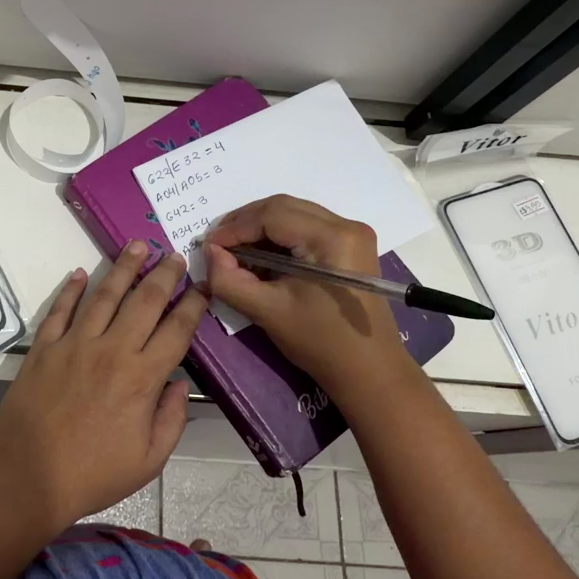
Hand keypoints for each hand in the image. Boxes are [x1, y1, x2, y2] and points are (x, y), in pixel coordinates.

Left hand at [0, 240, 206, 533]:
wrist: (28, 476)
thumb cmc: (94, 475)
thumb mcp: (149, 460)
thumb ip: (171, 419)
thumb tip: (179, 384)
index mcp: (142, 378)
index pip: (176, 330)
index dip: (193, 305)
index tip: (203, 286)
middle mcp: (111, 350)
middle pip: (144, 301)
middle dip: (164, 275)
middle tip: (175, 255)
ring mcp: (74, 345)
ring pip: (104, 296)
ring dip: (123, 268)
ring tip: (137, 246)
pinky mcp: (43, 348)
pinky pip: (60, 310)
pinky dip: (71, 290)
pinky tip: (80, 273)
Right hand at [203, 195, 416, 390]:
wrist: (369, 370)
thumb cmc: (320, 342)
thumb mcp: (267, 311)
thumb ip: (229, 279)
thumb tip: (210, 252)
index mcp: (332, 238)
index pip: (272, 215)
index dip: (235, 228)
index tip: (208, 246)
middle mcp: (347, 225)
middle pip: (283, 207)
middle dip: (245, 223)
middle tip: (218, 245)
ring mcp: (352, 233)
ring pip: (294, 214)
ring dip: (261, 229)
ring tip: (236, 252)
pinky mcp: (351, 245)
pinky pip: (306, 228)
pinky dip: (279, 238)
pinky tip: (262, 258)